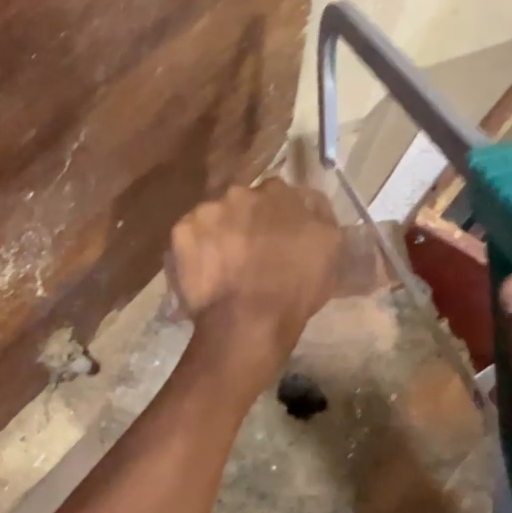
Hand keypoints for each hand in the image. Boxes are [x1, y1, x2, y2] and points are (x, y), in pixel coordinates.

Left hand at [165, 180, 343, 377]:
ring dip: (218, 234)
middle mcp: (239, 192)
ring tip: (223, 266)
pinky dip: (194, 251)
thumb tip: (308, 203)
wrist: (249, 321)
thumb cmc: (296, 287)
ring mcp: (206, 211)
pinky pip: (188, 237)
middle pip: (241, 203)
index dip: (277, 216)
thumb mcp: (330, 248)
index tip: (277, 237)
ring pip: (212, 217)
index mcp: (277, 192)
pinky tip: (204, 272)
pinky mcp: (180, 233)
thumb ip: (319, 216)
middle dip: (245, 221)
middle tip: (249, 252)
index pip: (277, 194)